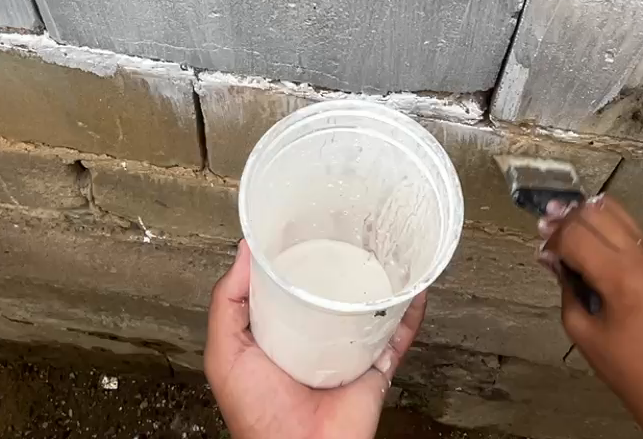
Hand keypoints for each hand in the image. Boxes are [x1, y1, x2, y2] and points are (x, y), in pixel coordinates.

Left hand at [206, 240, 427, 438]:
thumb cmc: (259, 417)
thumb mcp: (227, 355)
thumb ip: (227, 303)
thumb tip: (244, 250)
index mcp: (282, 332)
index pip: (290, 284)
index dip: (296, 255)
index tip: (302, 226)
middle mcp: (317, 338)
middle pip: (333, 289)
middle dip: (342, 261)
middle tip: (347, 230)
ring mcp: (349, 351)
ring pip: (369, 306)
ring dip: (381, 280)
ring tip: (386, 248)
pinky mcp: (376, 366)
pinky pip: (399, 334)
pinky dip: (410, 310)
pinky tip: (415, 287)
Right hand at [541, 196, 642, 438]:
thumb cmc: (622, 364)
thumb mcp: (580, 328)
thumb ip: (564, 284)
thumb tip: (547, 253)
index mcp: (620, 277)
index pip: (575, 235)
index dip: (553, 239)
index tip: (542, 252)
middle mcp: (640, 255)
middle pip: (592, 212)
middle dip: (564, 218)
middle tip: (546, 231)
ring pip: (610, 206)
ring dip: (583, 213)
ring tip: (564, 225)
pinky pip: (625, 220)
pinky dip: (601, 219)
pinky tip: (586, 233)